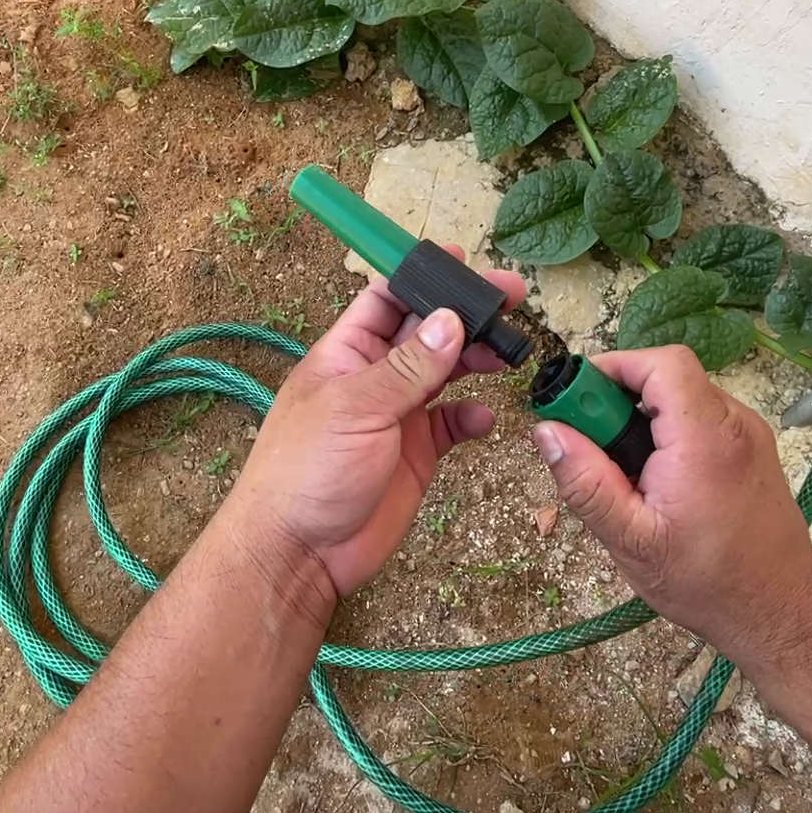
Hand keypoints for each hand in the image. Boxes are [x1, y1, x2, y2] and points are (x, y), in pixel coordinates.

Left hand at [227, 246, 525, 596]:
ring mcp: (398, 413)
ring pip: (445, 371)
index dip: (421, 277)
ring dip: (476, 358)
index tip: (463, 260)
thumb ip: (407, 367)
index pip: (386, 298)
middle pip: (426, 330)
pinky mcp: (417, 451)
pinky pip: (452, 422)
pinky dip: (471, 416)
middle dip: (464, 312)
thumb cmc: (307, 469)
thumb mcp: (356, 408)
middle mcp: (375, 376)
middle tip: (510, 297)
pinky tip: (485, 418)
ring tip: (509, 351)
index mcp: (347, 351)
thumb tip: (450, 320)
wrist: (301, 552)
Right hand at [532, 346, 811, 660]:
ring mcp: (749, 434)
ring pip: (682, 394)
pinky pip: (699, 415)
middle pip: (668, 375)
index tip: (579, 401)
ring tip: (622, 465)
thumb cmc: (707, 582)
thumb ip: (585, 482)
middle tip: (592, 441)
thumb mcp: (630, 539)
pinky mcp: (752, 449)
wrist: (782, 616)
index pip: (662, 364)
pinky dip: (667, 428)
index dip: (615, 366)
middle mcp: (734, 424)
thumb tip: (546, 430)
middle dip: (619, 396)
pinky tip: (654, 474)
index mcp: (705, 439)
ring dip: (642, 413)